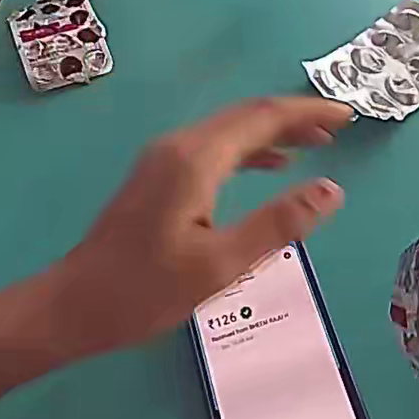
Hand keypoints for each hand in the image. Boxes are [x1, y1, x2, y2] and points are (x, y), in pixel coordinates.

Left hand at [42, 97, 352, 355]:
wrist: (73, 305)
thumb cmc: (145, 290)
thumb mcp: (221, 264)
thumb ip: (279, 223)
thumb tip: (332, 190)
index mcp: (196, 159)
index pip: (262, 117)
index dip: (307, 113)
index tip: (345, 116)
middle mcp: (180, 146)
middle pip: (247, 115)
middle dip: (295, 117)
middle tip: (338, 126)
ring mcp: (166, 157)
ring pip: (231, 130)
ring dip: (274, 132)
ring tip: (316, 142)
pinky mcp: (160, 174)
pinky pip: (216, 148)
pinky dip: (250, 149)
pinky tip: (271, 164)